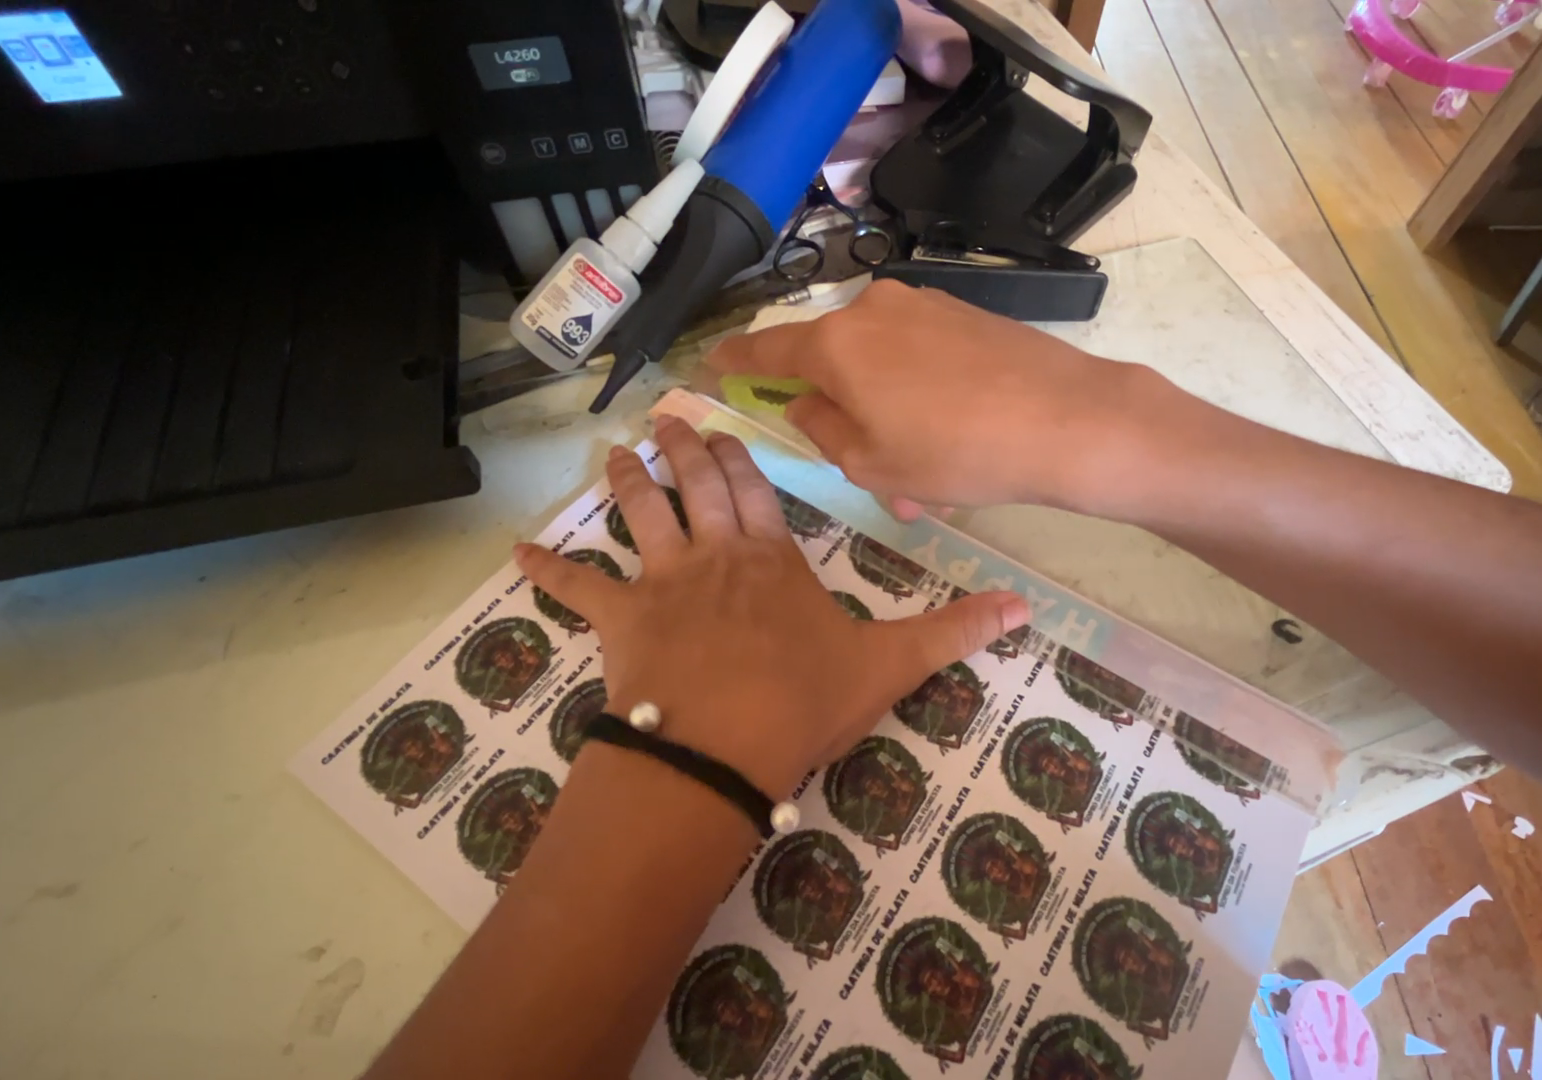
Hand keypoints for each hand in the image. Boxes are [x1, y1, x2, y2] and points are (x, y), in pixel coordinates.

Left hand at [513, 416, 1027, 797]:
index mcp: (773, 558)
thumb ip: (954, 633)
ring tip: (613, 450)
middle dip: (683, 449)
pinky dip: (546, 572)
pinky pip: (574, 590)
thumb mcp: (891, 665)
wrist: (724, 745)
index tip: (722, 427)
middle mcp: (716, 553)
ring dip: (627, 480)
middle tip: (665, 417)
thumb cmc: (805, 698)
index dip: (742, 458)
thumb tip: (1026, 608)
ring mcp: (662, 582)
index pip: (757, 491)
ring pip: (640, 514)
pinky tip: (515, 554)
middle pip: (697, 486)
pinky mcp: (618, 620)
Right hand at [709, 280, 1164, 518]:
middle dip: (844, 417)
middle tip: (868, 473)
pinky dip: (921, 399)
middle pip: (833, 363)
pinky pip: (920, 358)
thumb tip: (803, 401)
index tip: (711, 363)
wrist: (1067, 421)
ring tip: (926, 478)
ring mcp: (923, 305)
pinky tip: (954, 441)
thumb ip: (821, 428)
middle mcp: (873, 310)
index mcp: (837, 345)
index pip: (767, 350)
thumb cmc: (956, 453)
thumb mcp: (871, 462)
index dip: (735, 361)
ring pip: (882, 368)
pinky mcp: (965, 313)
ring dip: (889, 418)